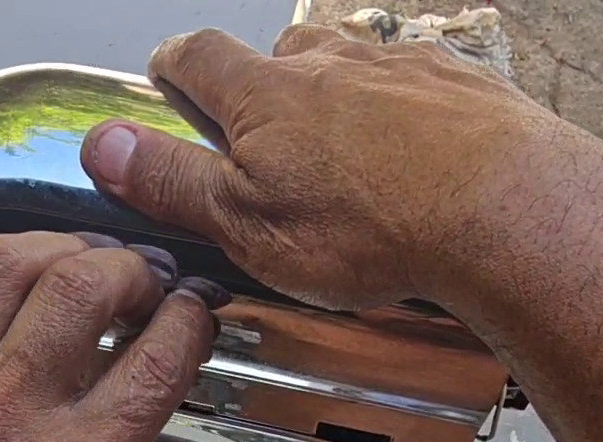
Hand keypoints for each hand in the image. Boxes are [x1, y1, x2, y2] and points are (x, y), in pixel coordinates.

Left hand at [0, 232, 216, 441]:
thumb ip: (136, 412)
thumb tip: (168, 333)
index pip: (151, 362)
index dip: (188, 319)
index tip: (195, 308)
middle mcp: (13, 412)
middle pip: (82, 289)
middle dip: (133, 271)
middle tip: (147, 287)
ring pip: (13, 260)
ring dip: (69, 248)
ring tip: (94, 268)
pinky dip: (12, 258)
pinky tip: (36, 277)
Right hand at [80, 25, 602, 312]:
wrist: (497, 212)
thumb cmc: (368, 225)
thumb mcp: (245, 222)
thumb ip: (174, 182)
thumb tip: (106, 147)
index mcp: (266, 98)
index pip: (201, 59)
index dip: (176, 65)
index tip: (168, 73)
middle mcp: (330, 64)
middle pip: (279, 55)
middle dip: (260, 86)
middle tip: (260, 134)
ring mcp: (397, 68)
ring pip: (347, 66)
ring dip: (330, 97)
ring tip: (336, 152)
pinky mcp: (456, 87)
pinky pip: (411, 86)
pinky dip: (396, 112)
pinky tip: (405, 154)